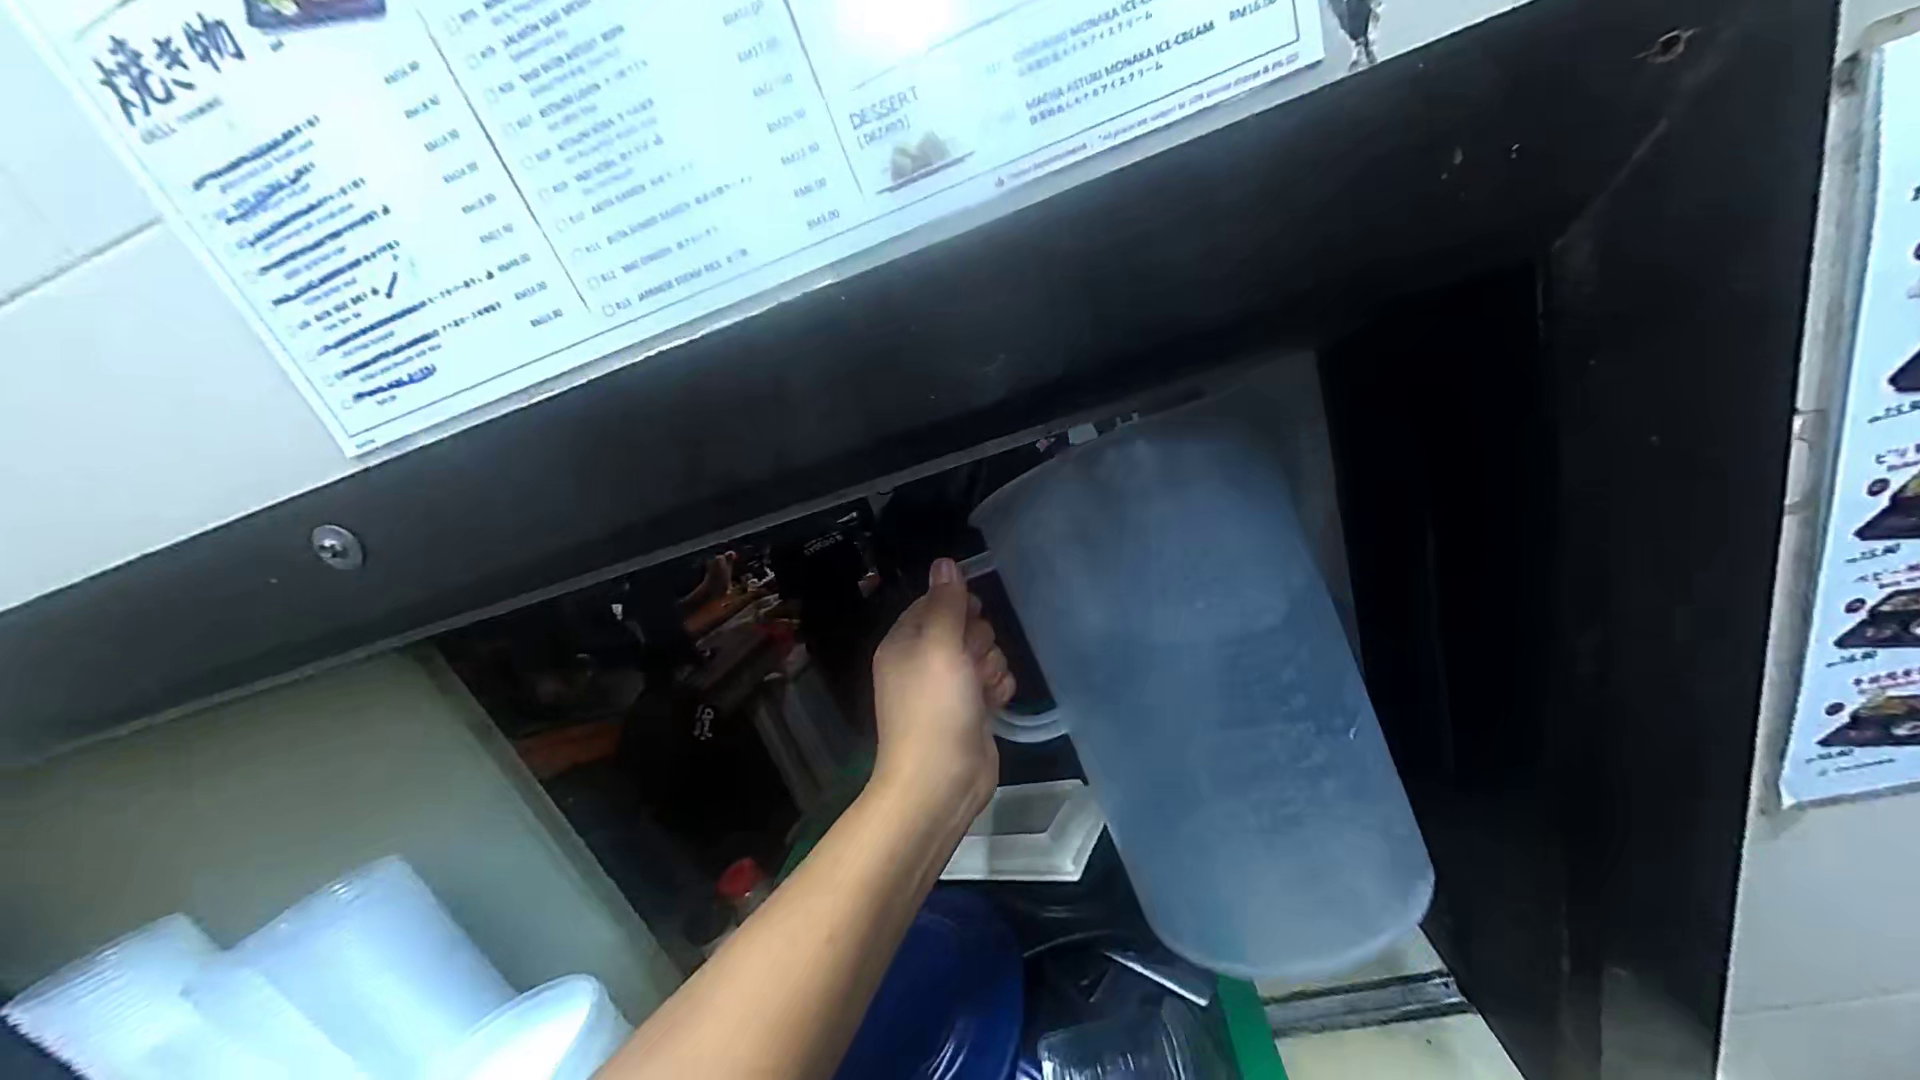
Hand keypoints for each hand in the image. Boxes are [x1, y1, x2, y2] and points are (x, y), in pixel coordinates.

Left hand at [869, 558, 1014, 826]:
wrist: (942, 781)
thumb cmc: (934, 708)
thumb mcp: (938, 646)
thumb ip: (945, 603)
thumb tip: (944, 561)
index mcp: (904, 641)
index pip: (935, 602)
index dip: (958, 608)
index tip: (969, 621)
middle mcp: (924, 660)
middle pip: (966, 627)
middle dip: (978, 643)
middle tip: (970, 664)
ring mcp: (949, 686)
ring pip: (985, 653)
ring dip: (991, 668)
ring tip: (981, 690)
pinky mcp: (971, 708)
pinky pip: (993, 680)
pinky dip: (996, 690)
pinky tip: (992, 704)